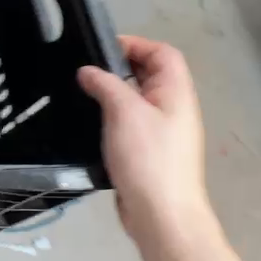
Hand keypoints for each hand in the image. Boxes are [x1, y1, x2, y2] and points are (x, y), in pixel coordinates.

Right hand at [77, 35, 213, 243]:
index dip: (136, 44)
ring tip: (84, 92)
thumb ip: (105, 83)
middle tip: (86, 69)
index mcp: (176, 95)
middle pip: (151, 73)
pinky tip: (90, 120)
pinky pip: (130, 120)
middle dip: (119, 65)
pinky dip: (111, 114)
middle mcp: (173, 109)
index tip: (101, 49)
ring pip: (138, 97)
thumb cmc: (148, 158)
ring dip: (112, 90)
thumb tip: (87, 71)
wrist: (162, 216)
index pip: (163, 54)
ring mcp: (162, 132)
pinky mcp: (148, 151)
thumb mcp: (124, 112)